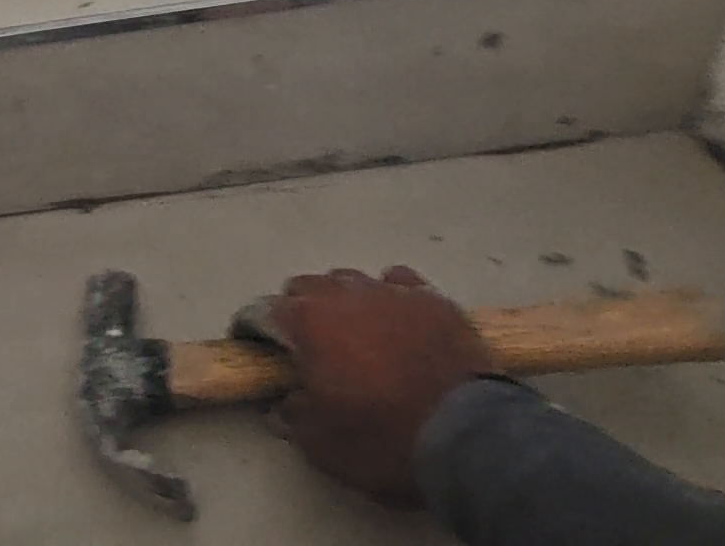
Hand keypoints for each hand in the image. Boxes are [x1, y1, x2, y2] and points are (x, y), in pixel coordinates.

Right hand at [245, 267, 493, 505]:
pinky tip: (398, 319)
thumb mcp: (323, 446)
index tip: (258, 349)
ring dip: (344, 301)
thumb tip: (281, 407)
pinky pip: (398, 283)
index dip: (256, 330)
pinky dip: (391, 298)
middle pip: (306, 285)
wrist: (468, 435)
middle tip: (308, 344)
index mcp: (307, 321)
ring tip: (356, 332)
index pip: (263, 311)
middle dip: (299, 308)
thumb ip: (293, 418)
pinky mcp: (430, 296)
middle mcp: (342, 292)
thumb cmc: (383, 438)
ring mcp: (389, 289)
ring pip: (351, 279)